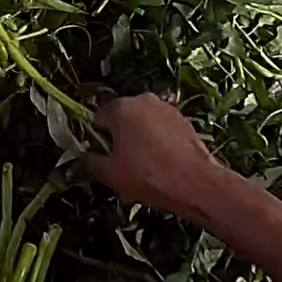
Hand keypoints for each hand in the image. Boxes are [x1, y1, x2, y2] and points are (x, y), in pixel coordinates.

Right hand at [88, 95, 235, 219]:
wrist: (195, 182)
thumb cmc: (148, 175)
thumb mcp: (110, 174)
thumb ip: (91, 160)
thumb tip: (87, 154)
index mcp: (121, 108)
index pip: (98, 117)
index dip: (98, 137)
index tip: (103, 155)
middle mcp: (143, 100)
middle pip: (122, 116)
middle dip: (120, 135)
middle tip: (123, 162)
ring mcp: (165, 107)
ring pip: (143, 121)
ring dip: (140, 136)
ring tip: (145, 164)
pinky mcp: (182, 118)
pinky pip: (161, 126)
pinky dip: (158, 138)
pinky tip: (162, 160)